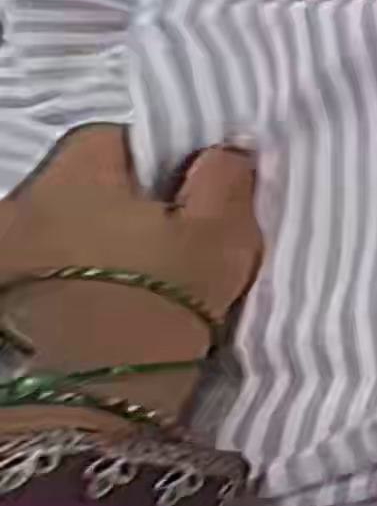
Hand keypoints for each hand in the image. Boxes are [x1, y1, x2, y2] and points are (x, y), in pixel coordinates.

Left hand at [0, 125, 262, 423]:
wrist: (110, 369)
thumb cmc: (174, 285)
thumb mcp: (224, 225)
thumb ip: (224, 176)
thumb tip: (224, 147)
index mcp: (74, 180)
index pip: (109, 136)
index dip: (157, 149)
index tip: (194, 178)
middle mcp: (18, 204)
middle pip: (79, 178)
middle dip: (125, 192)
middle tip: (179, 221)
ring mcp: (1, 247)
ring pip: (59, 216)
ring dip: (97, 226)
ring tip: (146, 257)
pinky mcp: (0, 285)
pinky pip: (44, 250)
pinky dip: (78, 257)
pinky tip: (113, 281)